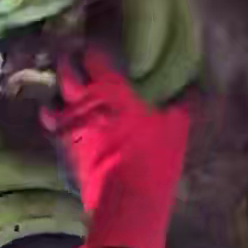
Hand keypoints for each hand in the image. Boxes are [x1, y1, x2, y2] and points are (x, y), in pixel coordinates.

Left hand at [42, 46, 191, 247]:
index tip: (97, 49)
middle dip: (68, 64)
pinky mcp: (64, 151)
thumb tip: (195, 91)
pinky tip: (64, 125)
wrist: (125, 198)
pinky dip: (56, 123)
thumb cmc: (152, 156)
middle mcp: (83, 103)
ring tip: (63, 94)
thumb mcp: (176, 129)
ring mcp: (69, 127)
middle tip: (73, 61)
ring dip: (56, 95)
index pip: (93, 58)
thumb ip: (183, 106)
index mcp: (110, 90)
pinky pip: (53, 130)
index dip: (93, 51)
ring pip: (52, 102)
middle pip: (65, 73)